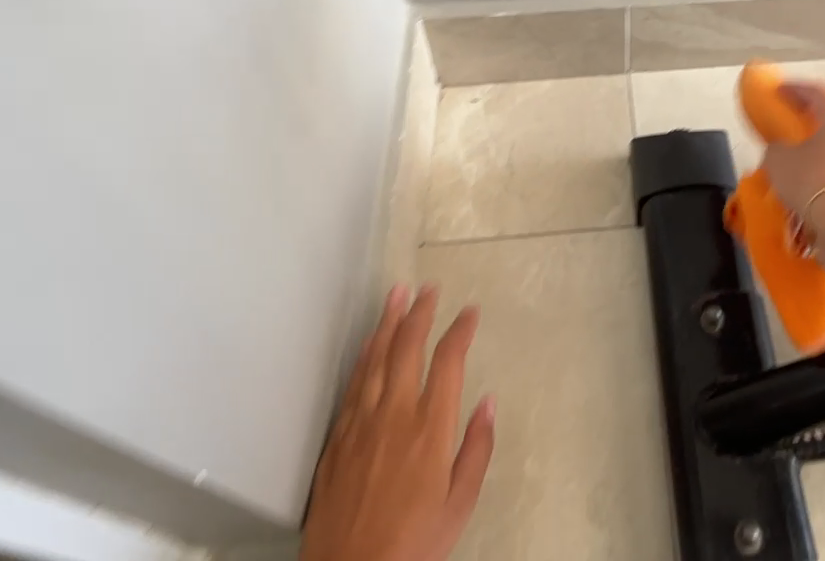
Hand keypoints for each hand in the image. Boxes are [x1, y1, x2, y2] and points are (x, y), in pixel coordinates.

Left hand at [300, 284, 495, 560]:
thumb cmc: (414, 543)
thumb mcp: (460, 503)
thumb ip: (476, 448)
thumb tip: (487, 402)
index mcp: (430, 428)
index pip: (448, 361)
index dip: (460, 330)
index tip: (470, 312)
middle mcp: (394, 414)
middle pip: (407, 347)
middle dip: (419, 312)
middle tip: (428, 288)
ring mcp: (360, 423)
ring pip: (374, 358)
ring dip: (387, 322)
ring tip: (396, 294)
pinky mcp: (337, 438)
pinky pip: (353, 383)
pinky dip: (364, 356)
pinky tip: (369, 344)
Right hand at [758, 82, 824, 264]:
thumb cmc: (813, 183)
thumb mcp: (779, 162)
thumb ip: (776, 149)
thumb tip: (780, 151)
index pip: (817, 95)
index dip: (795, 90)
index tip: (779, 90)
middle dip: (814, 123)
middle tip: (795, 128)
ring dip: (823, 154)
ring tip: (802, 166)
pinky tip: (814, 192)